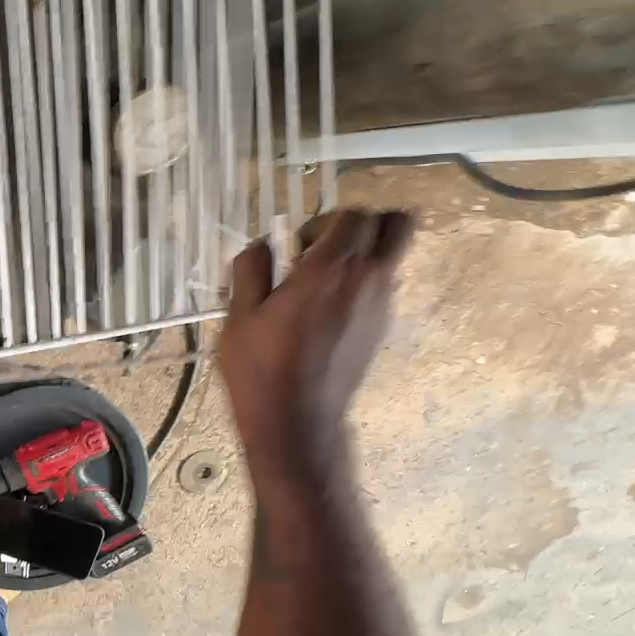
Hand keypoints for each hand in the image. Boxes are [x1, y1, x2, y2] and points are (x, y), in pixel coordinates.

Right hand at [221, 209, 413, 482]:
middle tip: (323, 253)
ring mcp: (384, 302)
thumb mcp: (239, 317)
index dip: (322, 223)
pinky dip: (359, 288)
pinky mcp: (384, 325)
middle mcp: (369, 277)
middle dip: (360, 228)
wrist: (297, 419)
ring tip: (317, 291)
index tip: (295, 249)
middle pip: (395, 224)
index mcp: (330, 268)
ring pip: (391, 256)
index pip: (351, 215)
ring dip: (360, 258)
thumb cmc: (260, 368)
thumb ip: (250, 270)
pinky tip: (322, 318)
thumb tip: (262, 245)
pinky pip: (381, 287)